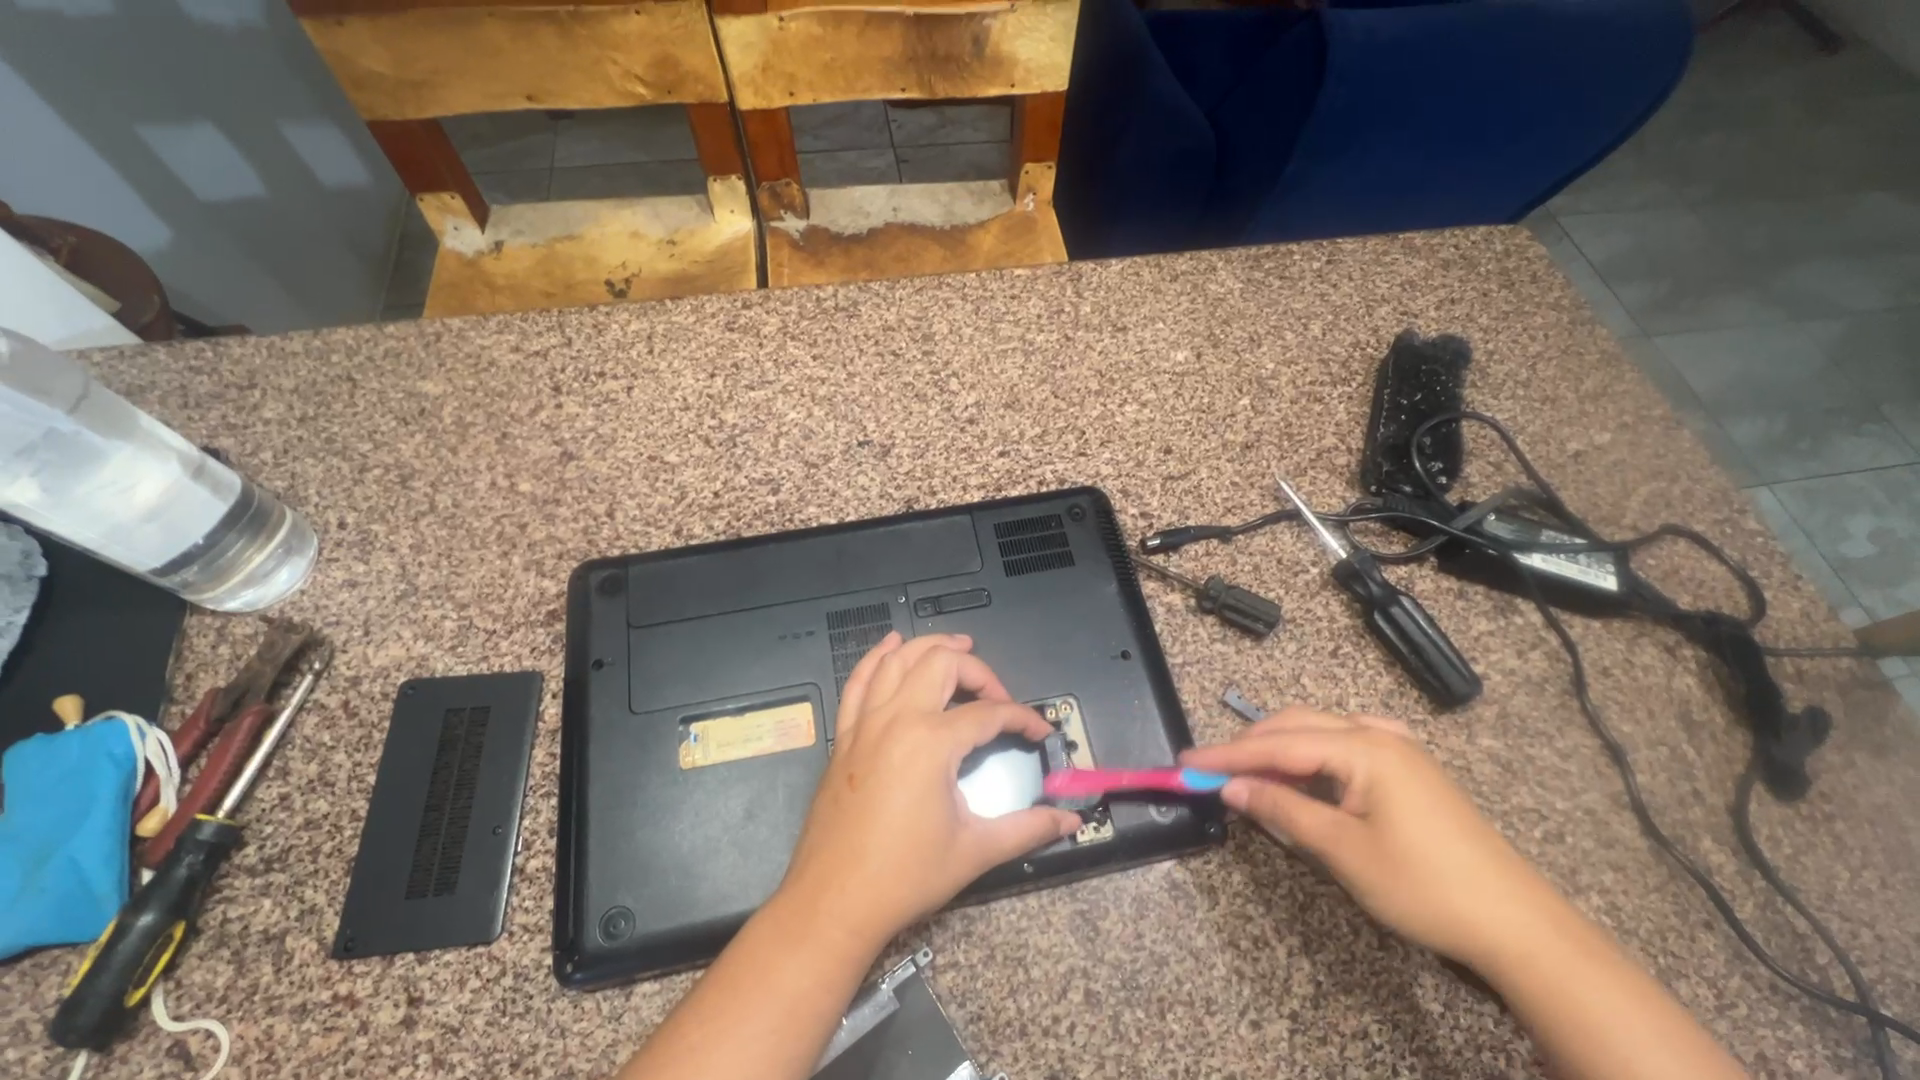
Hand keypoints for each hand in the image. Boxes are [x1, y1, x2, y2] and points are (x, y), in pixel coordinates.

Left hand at [776, 632, 1080, 946]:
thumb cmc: (904, 877)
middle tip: (997, 694)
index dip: (1022, 718)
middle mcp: (896, 719)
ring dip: (930, 647)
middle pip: (942, 663)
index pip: (989, 713)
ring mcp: (865, 724)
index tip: (1039, 732)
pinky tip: (891, 647)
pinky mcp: (845, 737)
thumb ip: (1027, 828)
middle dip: (978, 669)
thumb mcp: (974, 850)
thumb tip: (1069, 821)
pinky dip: (876, 658)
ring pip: (897, 660)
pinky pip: (858, 682)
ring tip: (958, 646)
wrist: (833, 901)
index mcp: (932, 743)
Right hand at [1181, 707, 1564, 969]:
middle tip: (1210, 769)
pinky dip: (1314, 753)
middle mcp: (1381, 737)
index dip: (1229, 754)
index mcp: (1365, 748)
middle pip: (1299, 726)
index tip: (1186, 763)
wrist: (1514, 922)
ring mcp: (1401, 752)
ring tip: (1248, 770)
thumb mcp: (1343, 851)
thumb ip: (1283, 810)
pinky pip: (1349, 744)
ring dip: (1281, 746)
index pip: (1280, 743)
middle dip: (1251, 744)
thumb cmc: (1423, 885)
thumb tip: (1232, 788)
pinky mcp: (1412, 773)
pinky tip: (1307, 769)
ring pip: (1324, 731)